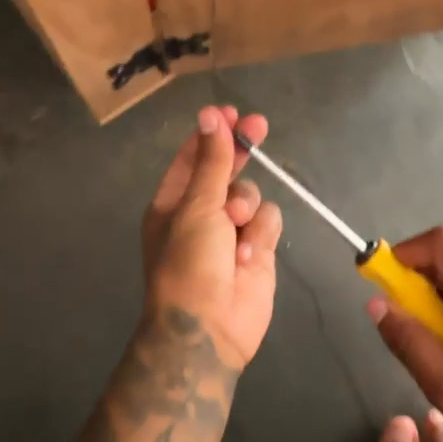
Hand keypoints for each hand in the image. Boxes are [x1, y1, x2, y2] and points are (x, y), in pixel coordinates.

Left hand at [142, 106, 281, 367]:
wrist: (208, 329)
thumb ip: (211, 161)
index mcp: (173, 201)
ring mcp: (231, 232)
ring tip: (236, 229)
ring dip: (246, 207)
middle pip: (227, 170)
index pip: (195, 157)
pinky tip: (248, 257)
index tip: (231, 112)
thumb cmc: (188, 263)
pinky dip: (261, 235)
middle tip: (259, 126)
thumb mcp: (196, 206)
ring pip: (253, 195)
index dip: (212, 133)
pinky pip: (269, 221)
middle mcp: (202, 213)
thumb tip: (209, 116)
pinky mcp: (258, 251)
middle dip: (241, 152)